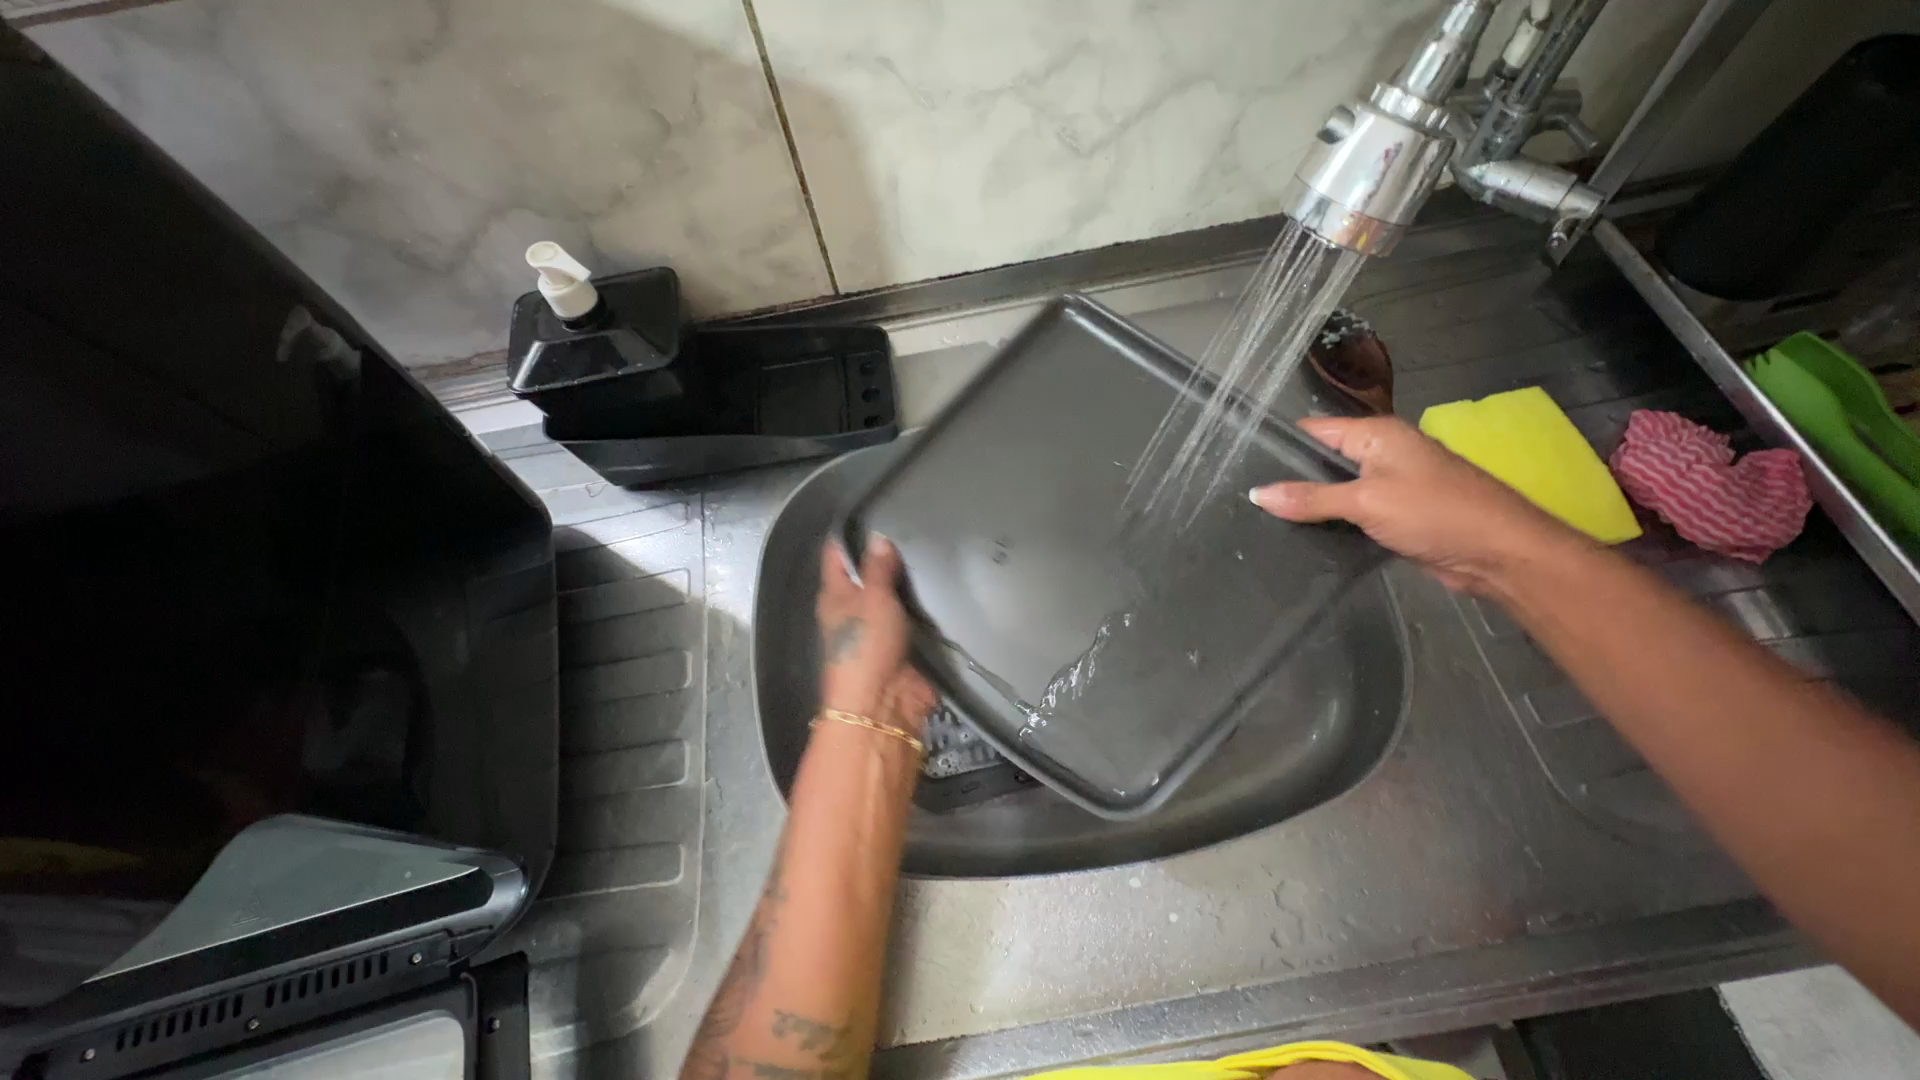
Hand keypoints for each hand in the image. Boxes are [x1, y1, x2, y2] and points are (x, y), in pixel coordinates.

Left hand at [817, 535, 936, 734]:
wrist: (885, 703)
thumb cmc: (867, 646)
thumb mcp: (872, 598)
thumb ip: (878, 568)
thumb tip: (878, 538)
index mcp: (836, 596)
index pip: (837, 557)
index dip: (850, 536)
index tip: (872, 512)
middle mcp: (855, 610)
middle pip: (870, 575)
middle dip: (890, 558)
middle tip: (918, 528)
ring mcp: (881, 629)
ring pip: (896, 596)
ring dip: (913, 583)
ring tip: (939, 551)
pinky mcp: (905, 647)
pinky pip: (918, 618)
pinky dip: (929, 608)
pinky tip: (949, 587)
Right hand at [1250, 415, 1589, 593]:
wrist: (1499, 554)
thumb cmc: (1435, 513)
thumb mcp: (1366, 502)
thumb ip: (1310, 499)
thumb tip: (1257, 493)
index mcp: (1376, 434)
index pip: (1313, 430)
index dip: (1278, 446)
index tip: (1237, 465)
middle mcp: (1381, 453)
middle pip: (1321, 461)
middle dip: (1288, 479)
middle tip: (1242, 500)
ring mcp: (1389, 486)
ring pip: (1334, 491)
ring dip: (1308, 506)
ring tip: (1260, 521)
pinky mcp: (1394, 516)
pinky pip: (1350, 515)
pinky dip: (1329, 525)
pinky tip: (1299, 538)